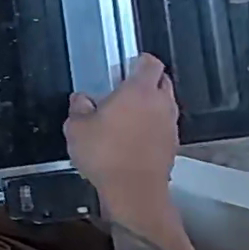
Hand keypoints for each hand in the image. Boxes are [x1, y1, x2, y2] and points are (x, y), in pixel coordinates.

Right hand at [64, 54, 179, 210]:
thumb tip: (82, 100)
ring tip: (125, 110)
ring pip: (165, 103)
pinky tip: (130, 133)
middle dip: (147, 79)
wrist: (133, 190)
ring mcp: (169, 125)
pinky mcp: (172, 144)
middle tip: (124, 85)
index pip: (150, 64)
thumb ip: (79, 107)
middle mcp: (160, 105)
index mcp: (137, 92)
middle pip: (162, 81)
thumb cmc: (104, 154)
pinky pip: (163, 124)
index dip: (139, 59)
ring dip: (150, 102)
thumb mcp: (76, 126)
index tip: (127, 62)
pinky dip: (151, 122)